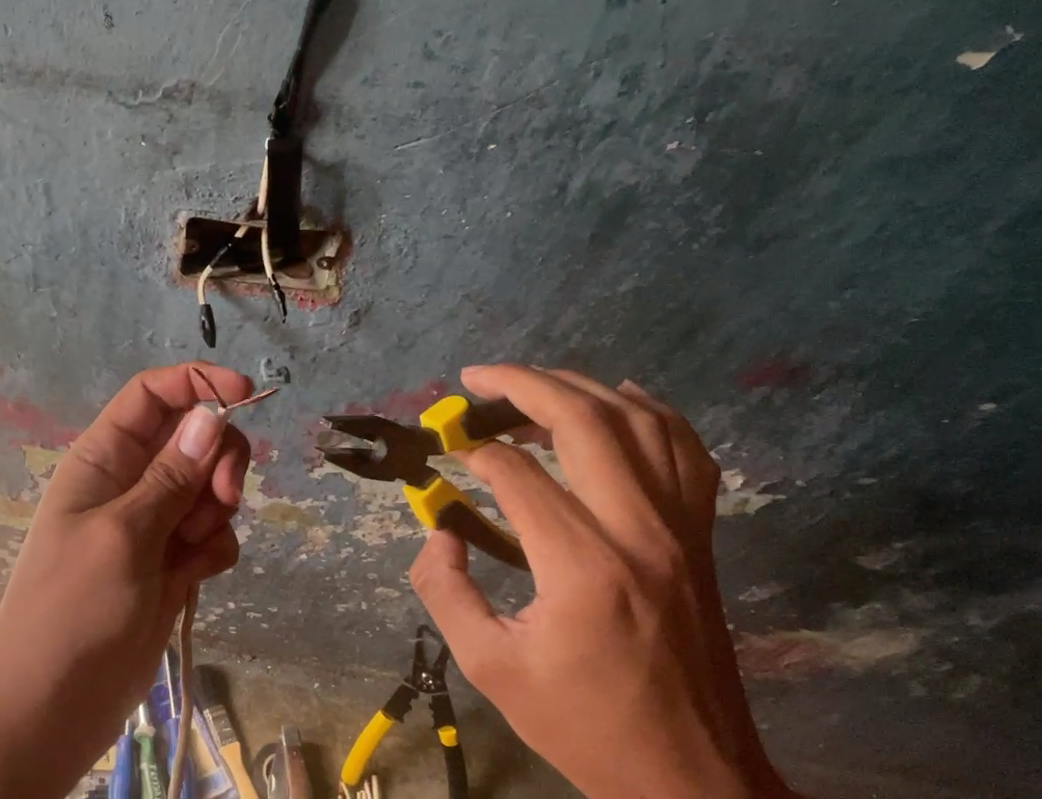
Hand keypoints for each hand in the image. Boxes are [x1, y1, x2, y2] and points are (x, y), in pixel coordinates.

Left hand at [0, 363, 254, 798]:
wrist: (52, 706)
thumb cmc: (73, 609)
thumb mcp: (122, 535)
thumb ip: (170, 477)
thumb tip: (208, 416)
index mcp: (102, 458)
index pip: (151, 395)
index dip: (196, 383)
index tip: (245, 395)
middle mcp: (128, 482)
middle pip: (192, 437)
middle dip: (218, 460)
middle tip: (221, 499)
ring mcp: (151, 524)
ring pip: (208, 487)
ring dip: (215, 511)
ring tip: (190, 552)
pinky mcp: (169, 564)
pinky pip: (211, 535)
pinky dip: (214, 549)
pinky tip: (195, 577)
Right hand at [409, 365, 792, 798]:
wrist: (694, 775)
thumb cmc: (585, 723)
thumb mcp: (491, 668)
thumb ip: (445, 591)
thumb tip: (439, 532)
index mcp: (581, 565)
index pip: (516, 471)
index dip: (471, 449)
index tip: (444, 450)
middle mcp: (638, 531)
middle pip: (584, 420)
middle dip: (522, 385)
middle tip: (475, 381)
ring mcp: (679, 530)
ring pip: (640, 423)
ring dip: (580, 388)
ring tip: (532, 385)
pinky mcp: (700, 538)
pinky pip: (688, 452)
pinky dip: (653, 412)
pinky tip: (621, 399)